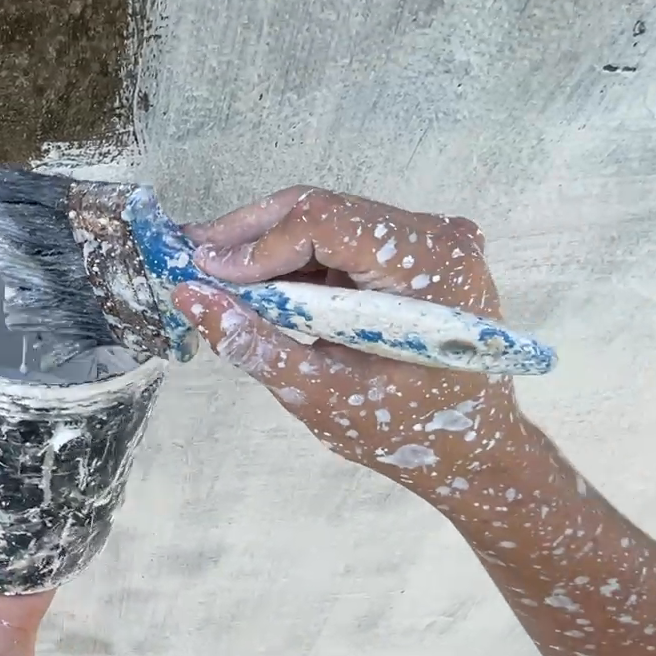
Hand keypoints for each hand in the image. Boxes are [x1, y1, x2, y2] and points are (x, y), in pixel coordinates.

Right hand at [170, 186, 537, 500]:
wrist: (468, 445)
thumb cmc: (402, 429)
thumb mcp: (317, 394)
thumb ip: (252, 343)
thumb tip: (189, 295)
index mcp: (428, 270)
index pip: (325, 224)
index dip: (255, 246)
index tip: (201, 274)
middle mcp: (434, 238)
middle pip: (318, 209)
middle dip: (245, 236)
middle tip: (187, 258)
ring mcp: (422, 240)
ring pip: (318, 218)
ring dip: (258, 245)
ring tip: (207, 270)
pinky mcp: (404, 252)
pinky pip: (330, 238)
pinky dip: (282, 258)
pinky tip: (246, 279)